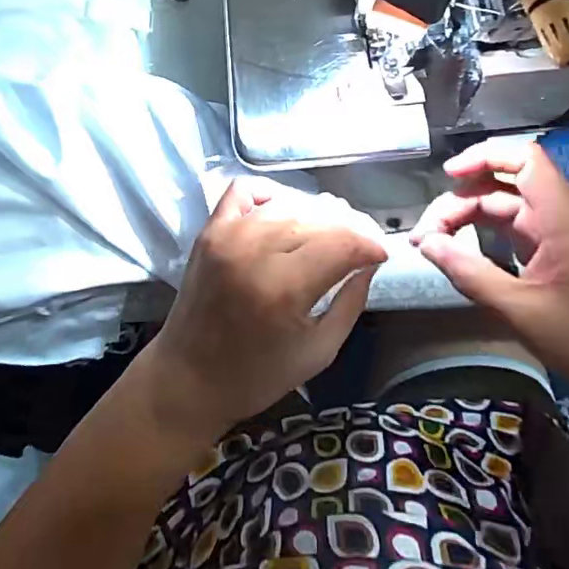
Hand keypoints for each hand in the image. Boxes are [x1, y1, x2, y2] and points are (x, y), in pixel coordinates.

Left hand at [136, 178, 388, 442]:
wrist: (188, 377)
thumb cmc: (256, 376)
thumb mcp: (319, 351)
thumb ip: (351, 302)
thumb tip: (370, 264)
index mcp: (284, 288)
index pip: (341, 243)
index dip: (369, 245)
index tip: (381, 255)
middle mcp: (254, 251)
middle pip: (318, 219)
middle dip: (349, 227)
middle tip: (361, 242)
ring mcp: (228, 235)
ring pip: (287, 203)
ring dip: (316, 212)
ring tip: (330, 229)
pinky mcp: (210, 230)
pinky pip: (245, 191)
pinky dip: (270, 194)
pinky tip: (285, 212)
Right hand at [409, 138, 568, 406]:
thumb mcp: (520, 310)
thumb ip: (469, 272)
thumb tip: (425, 244)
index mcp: (563, 219)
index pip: (525, 160)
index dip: (484, 158)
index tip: (448, 177)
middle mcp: (565, 218)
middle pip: (506, 186)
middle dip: (462, 201)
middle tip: (426, 234)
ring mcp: (566, 237)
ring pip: (509, 209)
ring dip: (471, 218)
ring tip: (435, 243)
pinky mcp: (564, 256)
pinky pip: (520, 231)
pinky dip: (489, 235)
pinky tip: (464, 253)